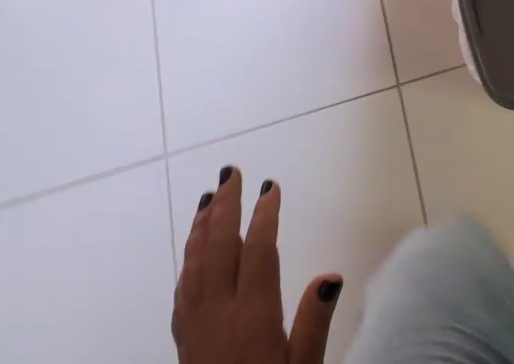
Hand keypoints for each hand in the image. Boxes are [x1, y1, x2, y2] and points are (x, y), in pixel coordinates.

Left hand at [174, 168, 340, 363]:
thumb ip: (314, 324)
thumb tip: (330, 275)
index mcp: (253, 318)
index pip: (258, 253)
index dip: (264, 217)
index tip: (271, 187)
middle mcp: (219, 315)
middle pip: (219, 249)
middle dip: (225, 207)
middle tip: (231, 173)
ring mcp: (196, 327)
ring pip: (195, 264)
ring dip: (202, 226)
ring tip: (208, 196)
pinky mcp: (183, 342)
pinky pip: (182, 288)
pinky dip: (189, 258)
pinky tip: (194, 249)